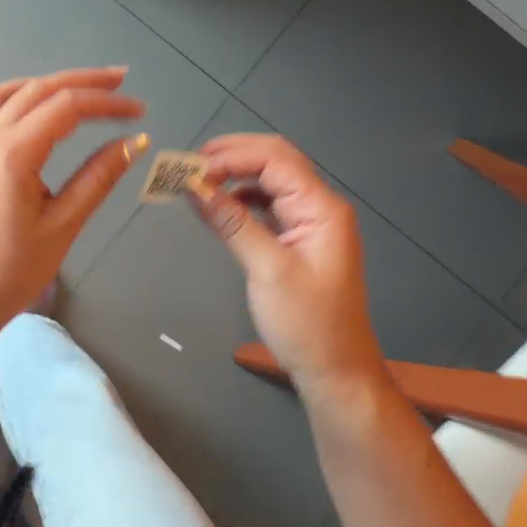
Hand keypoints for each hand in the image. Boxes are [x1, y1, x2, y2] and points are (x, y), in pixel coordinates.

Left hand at [0, 68, 149, 342]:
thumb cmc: (12, 271)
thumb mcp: (63, 225)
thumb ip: (98, 177)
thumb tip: (134, 142)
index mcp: (14, 152)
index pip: (67, 107)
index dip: (107, 103)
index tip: (140, 112)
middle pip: (38, 90)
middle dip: (82, 82)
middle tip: (121, 81)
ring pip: (4, 95)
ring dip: (42, 85)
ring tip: (75, 89)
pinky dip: (0, 105)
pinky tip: (16, 113)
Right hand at [190, 134, 384, 394]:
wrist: (337, 372)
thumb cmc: (307, 323)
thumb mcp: (267, 270)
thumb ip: (231, 222)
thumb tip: (193, 185)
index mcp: (321, 208)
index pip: (274, 160)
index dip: (231, 157)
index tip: (190, 170)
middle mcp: (319, 207)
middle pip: (275, 160)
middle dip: (233, 154)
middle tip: (189, 162)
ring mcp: (311, 223)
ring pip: (271, 180)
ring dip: (235, 173)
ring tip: (198, 180)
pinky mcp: (299, 239)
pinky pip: (269, 204)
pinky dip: (242, 197)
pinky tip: (219, 205)